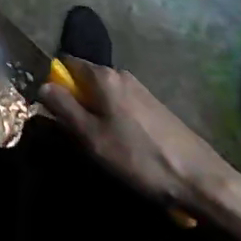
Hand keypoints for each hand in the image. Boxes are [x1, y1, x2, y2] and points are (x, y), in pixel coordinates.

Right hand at [40, 58, 232, 206]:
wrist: (198, 177)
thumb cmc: (138, 157)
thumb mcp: (93, 138)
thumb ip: (64, 108)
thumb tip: (42, 85)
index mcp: (104, 76)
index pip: (67, 63)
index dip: (54, 82)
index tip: (51, 109)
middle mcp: (122, 74)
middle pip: (86, 79)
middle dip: (75, 101)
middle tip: (74, 135)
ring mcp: (140, 89)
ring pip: (104, 95)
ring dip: (95, 114)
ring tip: (98, 146)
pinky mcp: (154, 107)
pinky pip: (121, 106)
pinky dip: (113, 120)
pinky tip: (122, 148)